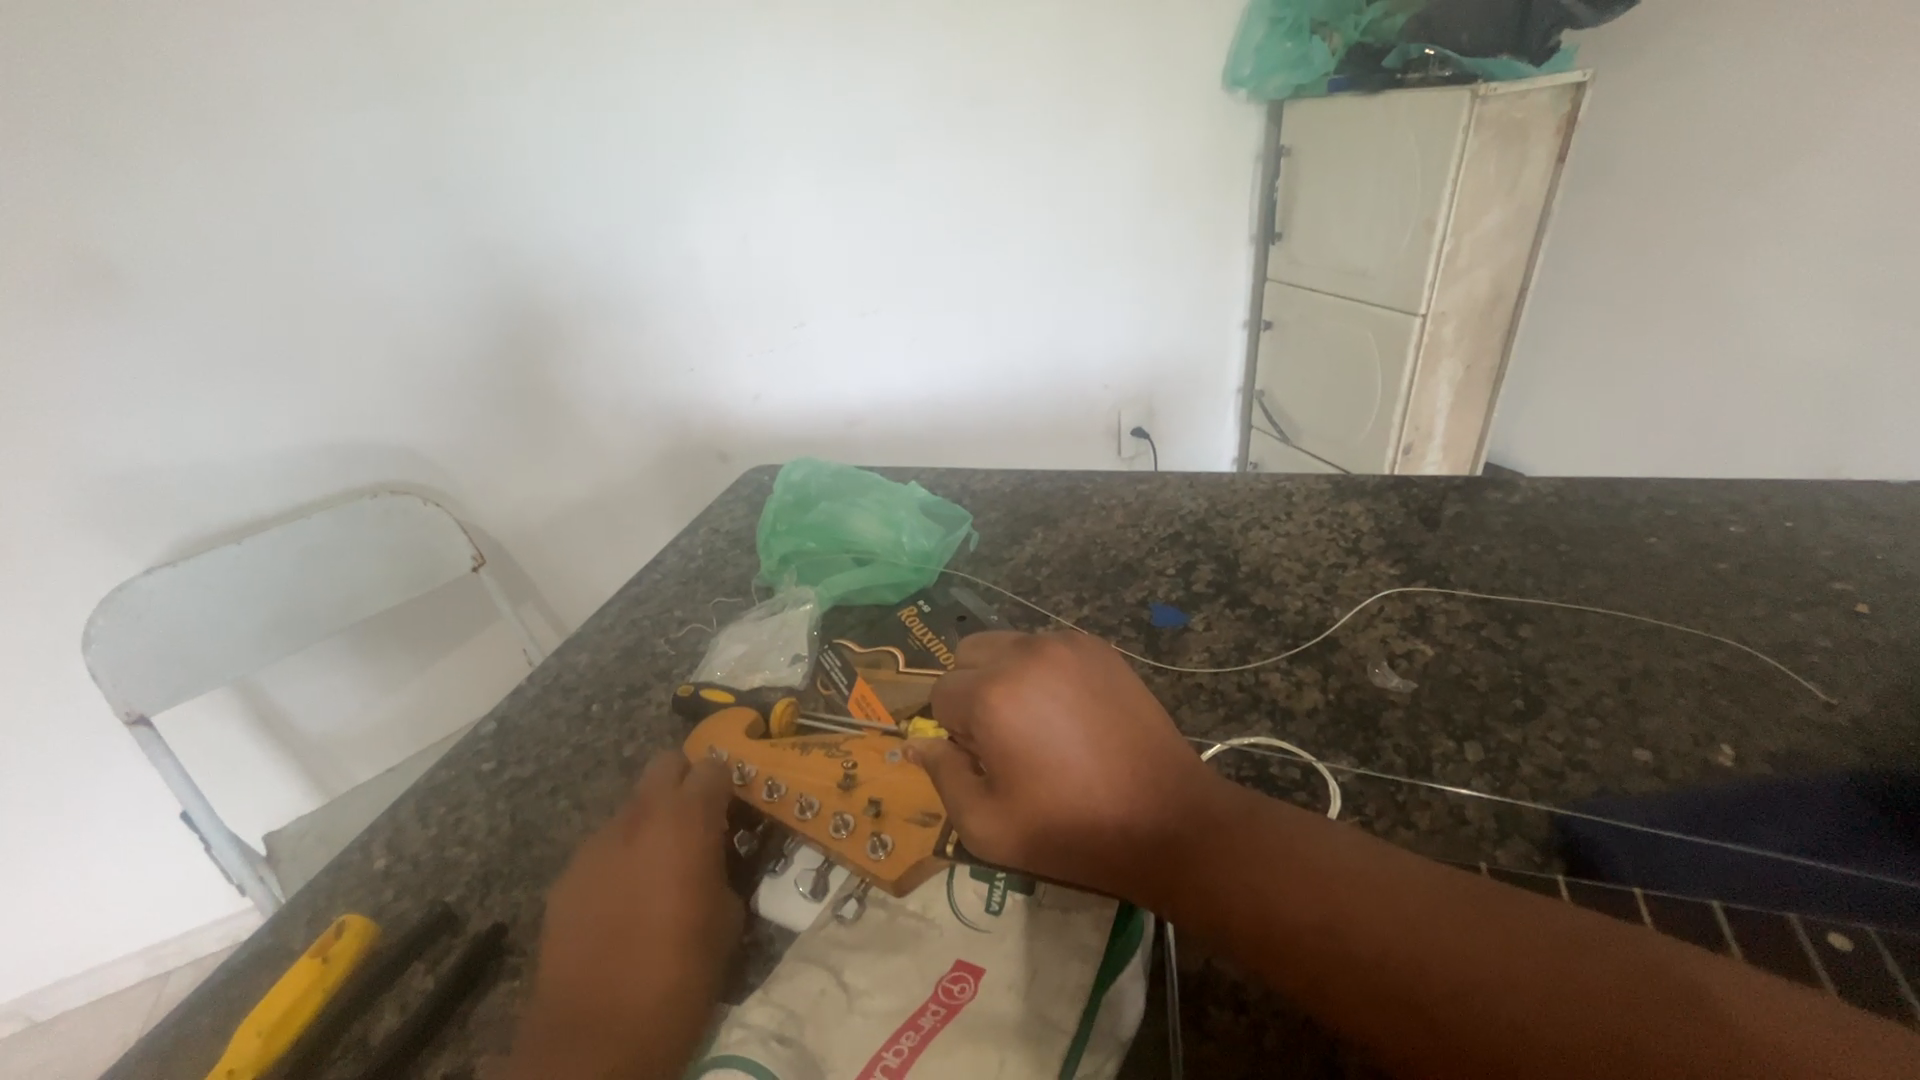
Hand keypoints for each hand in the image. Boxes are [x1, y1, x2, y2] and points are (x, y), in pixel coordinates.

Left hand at [504, 752, 741, 1079]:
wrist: (596, 1038)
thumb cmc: (681, 977)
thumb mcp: (729, 919)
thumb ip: (721, 870)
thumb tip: (713, 860)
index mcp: (687, 822)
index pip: (713, 767)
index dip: (726, 784)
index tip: (735, 808)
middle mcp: (638, 819)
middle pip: (664, 765)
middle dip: (685, 783)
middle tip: (699, 823)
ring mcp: (595, 846)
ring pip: (631, 809)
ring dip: (650, 824)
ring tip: (659, 871)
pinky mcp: (566, 878)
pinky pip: (603, 849)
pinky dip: (620, 859)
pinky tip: (624, 904)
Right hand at [911, 630, 1230, 907]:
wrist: (1166, 820)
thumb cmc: (1070, 831)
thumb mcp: (987, 828)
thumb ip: (942, 778)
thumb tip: (919, 743)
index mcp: (991, 694)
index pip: (940, 695)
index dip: (956, 734)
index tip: (988, 764)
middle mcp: (1024, 654)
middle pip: (967, 656)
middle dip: (972, 693)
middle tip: (1006, 741)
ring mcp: (1067, 645)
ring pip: (1006, 645)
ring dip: (1005, 677)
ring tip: (1038, 724)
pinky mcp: (1100, 649)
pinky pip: (1046, 647)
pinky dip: (1042, 671)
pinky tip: (1069, 713)